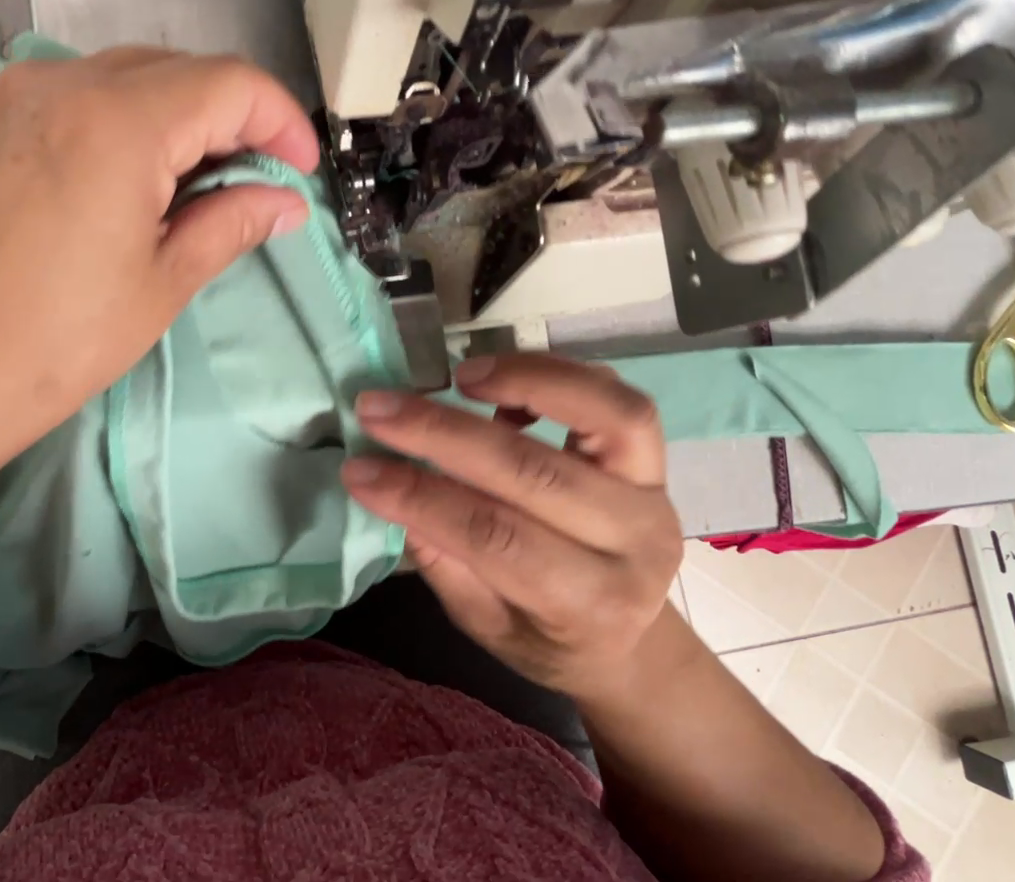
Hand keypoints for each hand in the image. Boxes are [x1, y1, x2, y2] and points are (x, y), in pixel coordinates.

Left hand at [0, 46, 317, 457]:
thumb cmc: (58, 342)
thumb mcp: (161, 283)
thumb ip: (230, 223)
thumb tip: (285, 202)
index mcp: (117, 120)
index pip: (228, 83)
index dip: (279, 120)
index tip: (298, 169)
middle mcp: (60, 81)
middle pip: (175, 69)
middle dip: (228, 116)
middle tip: (251, 180)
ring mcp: (11, 95)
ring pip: (121, 76)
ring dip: (172, 115)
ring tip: (189, 181)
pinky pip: (70, 94)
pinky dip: (115, 119)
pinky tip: (121, 175)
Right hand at [341, 354, 684, 701]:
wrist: (626, 641)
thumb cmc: (543, 636)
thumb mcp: (483, 624)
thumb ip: (444, 560)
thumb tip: (393, 488)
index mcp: (588, 605)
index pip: (493, 536)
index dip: (419, 497)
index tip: (357, 470)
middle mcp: (635, 547)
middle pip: (533, 472)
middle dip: (443, 433)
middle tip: (376, 408)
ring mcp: (655, 496)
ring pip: (607, 417)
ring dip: (525, 382)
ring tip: (459, 374)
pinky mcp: (657, 462)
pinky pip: (620, 401)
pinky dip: (558, 376)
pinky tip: (498, 380)